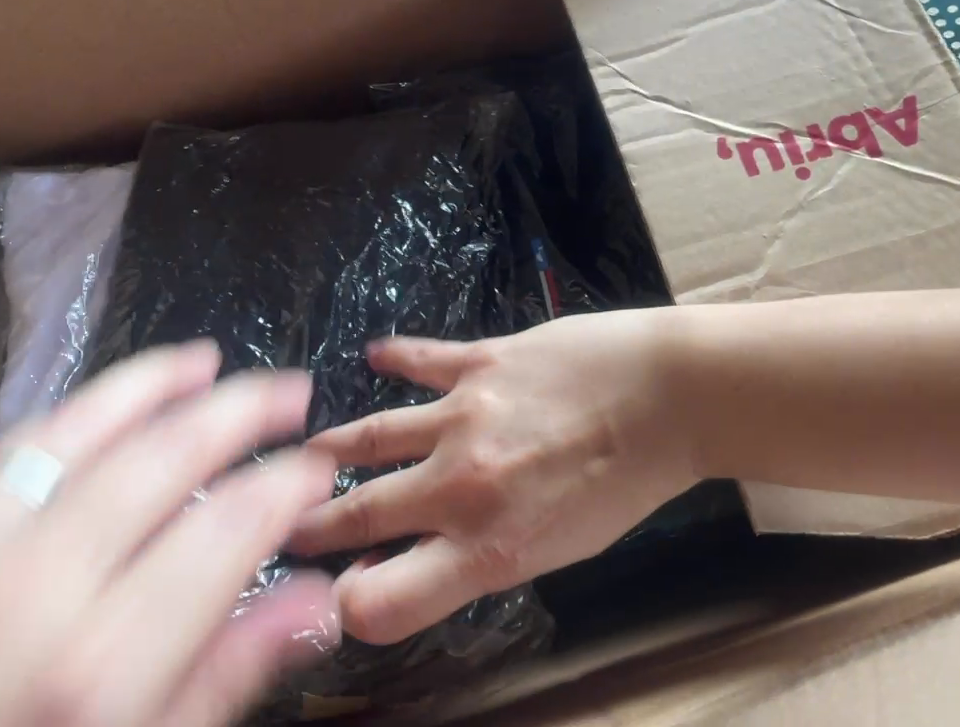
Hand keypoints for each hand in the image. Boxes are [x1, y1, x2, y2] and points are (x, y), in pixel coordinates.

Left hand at [0, 344, 337, 726]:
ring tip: (206, 360)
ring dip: (153, 384)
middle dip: (242, 410)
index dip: (288, 486)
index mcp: (93, 675)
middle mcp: (24, 595)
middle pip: (164, 457)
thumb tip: (314, 603)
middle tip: (291, 389)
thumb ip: (218, 684)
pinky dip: (63, 419)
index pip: (229, 531)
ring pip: (76, 431)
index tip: (318, 468)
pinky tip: (98, 406)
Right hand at [288, 310, 696, 644]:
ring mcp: (464, 416)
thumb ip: (490, 555)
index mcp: (488, 549)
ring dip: (335, 451)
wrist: (671, 395)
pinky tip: (374, 354)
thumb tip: (431, 559)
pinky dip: (395, 357)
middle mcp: (461, 487)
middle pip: (360, 516)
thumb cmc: (630, 481)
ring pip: (372, 436)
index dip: (352, 605)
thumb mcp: (563, 547)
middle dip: (315, 527)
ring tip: (309, 455)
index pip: (381, 601)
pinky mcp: (480, 360)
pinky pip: (422, 360)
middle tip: (288, 526)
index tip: (345, 591)